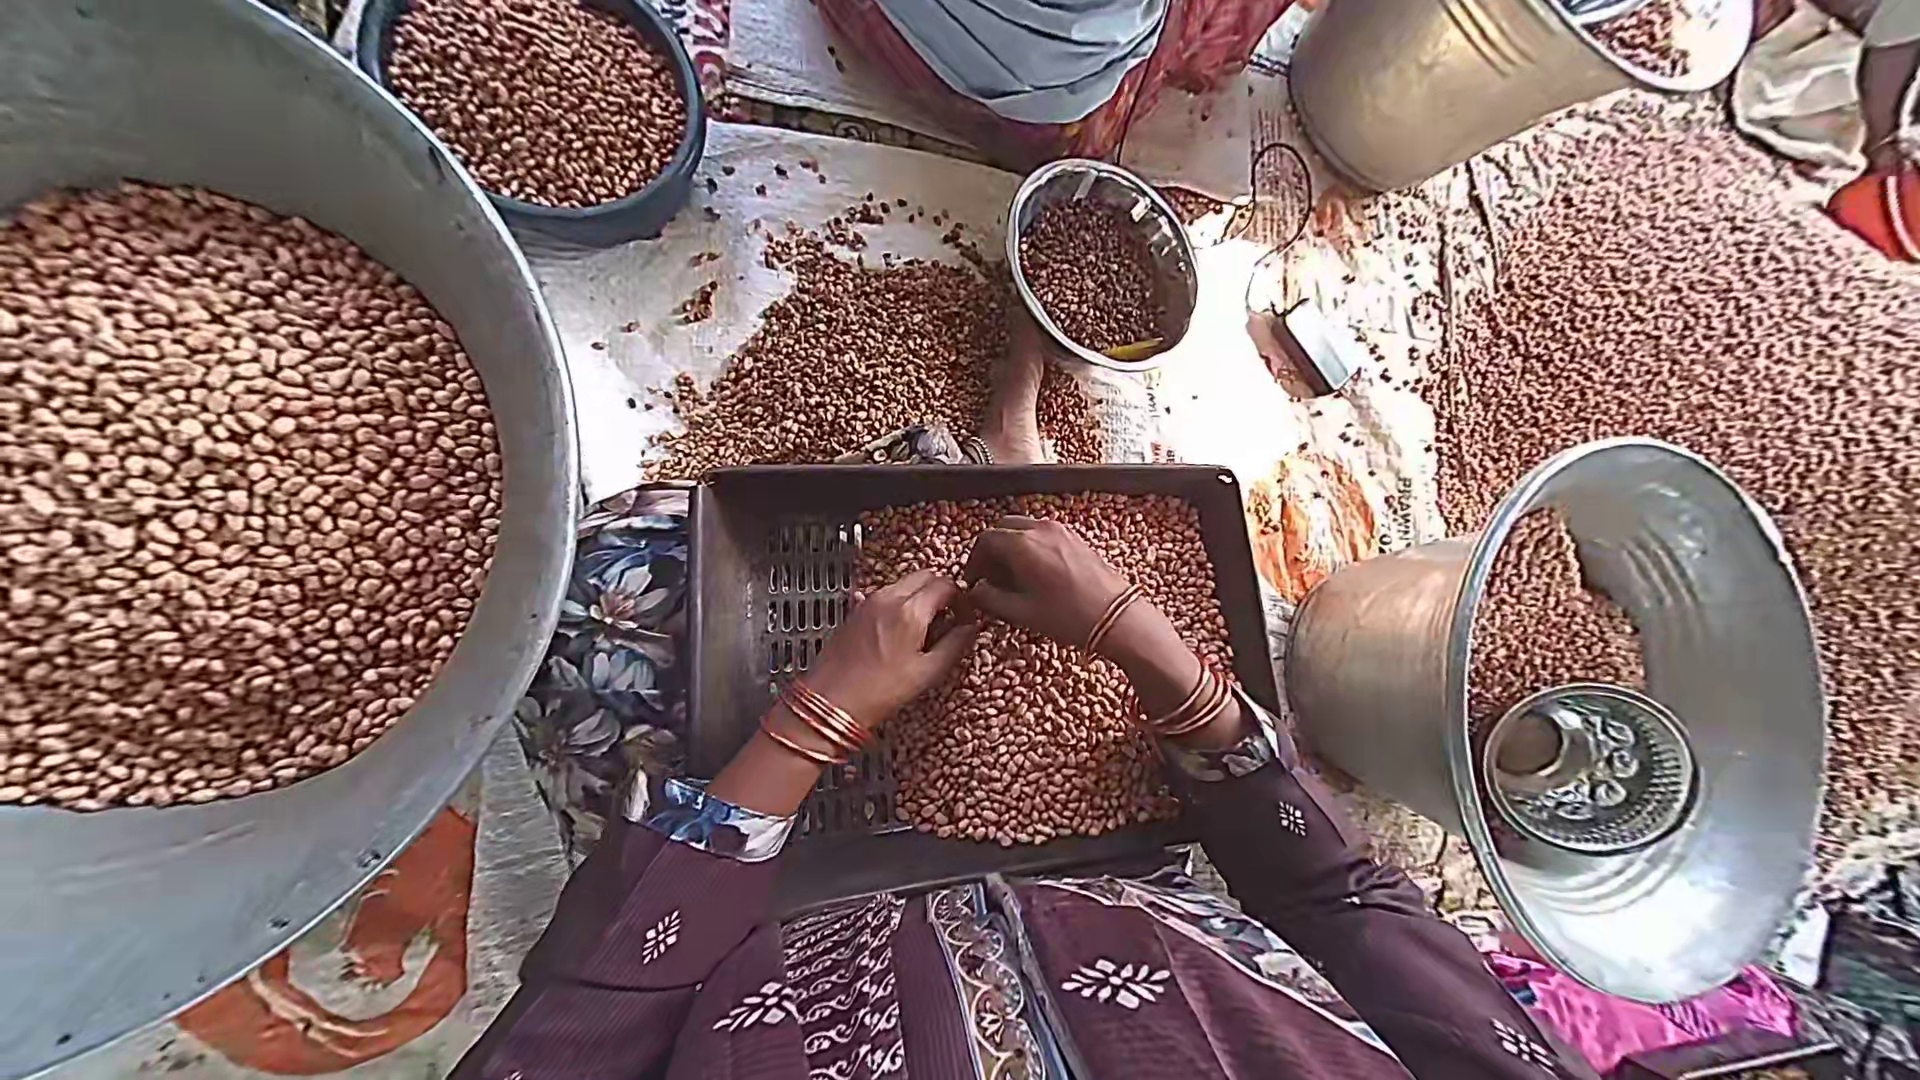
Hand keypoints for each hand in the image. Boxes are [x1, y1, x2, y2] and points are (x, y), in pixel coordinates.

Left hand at [804, 569, 978, 731]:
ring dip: (920, 596)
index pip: (947, 584)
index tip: (965, 615)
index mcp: (911, 611)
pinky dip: (899, 603)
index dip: (961, 598)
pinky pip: (885, 595)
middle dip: (941, 591)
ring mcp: (869, 601)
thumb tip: (971, 628)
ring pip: (904, 583)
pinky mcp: (856, 610)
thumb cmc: (877, 691)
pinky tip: (899, 631)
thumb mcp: (927, 672)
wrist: (832, 702)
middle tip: (948, 618)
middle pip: (926, 576)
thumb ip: (955, 644)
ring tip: (923, 629)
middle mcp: (889, 598)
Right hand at [961, 516, 1131, 648]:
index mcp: (1023, 544)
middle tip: (989, 576)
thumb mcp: (1021, 612)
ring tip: (1012, 577)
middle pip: (1003, 528)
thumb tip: (975, 590)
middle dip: (992, 550)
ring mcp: (1062, 531)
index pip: (985, 539)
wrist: (1118, 618)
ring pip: (1024, 528)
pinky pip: (1043, 534)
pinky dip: (1031, 546)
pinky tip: (1035, 574)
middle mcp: (1041, 529)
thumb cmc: (1069, 617)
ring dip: (1011, 546)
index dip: (974, 560)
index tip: (974, 580)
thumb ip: (989, 598)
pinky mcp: (1077, 539)